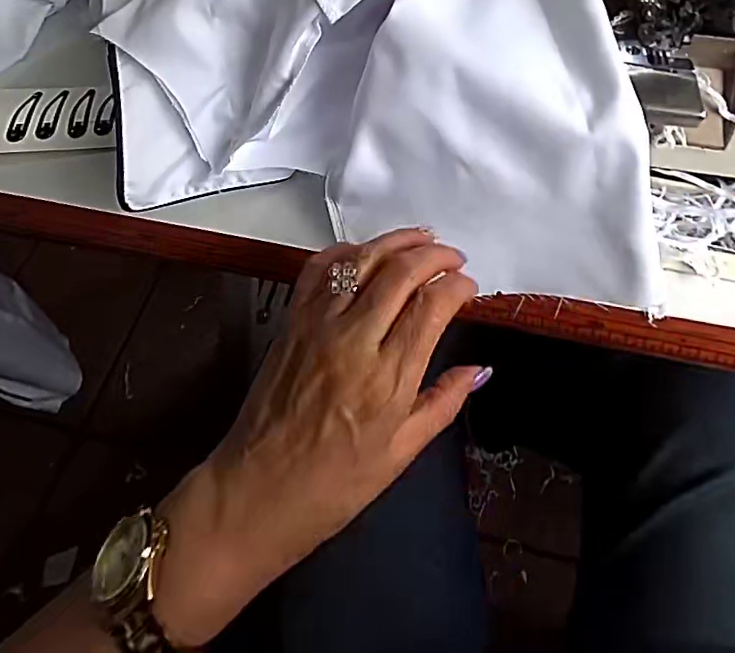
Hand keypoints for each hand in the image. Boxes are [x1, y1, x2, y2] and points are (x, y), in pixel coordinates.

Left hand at [150, 229, 485, 645]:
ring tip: (422, 237)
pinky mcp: (291, 322)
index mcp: (388, 378)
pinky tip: (366, 252)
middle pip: (401, 272)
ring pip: (362, 260)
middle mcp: (354, 341)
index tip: (469, 289)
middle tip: (453, 258)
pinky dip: (346, 250)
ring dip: (397, 240)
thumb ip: (444, 403)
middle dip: (435, 254)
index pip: (432, 306)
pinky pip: (318, 269)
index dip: (458, 286)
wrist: (253, 496)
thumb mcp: (401, 454)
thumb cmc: (335, 485)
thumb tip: (481, 369)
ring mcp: (318, 326)